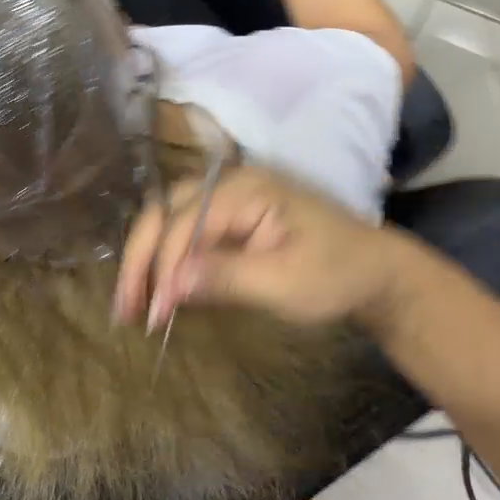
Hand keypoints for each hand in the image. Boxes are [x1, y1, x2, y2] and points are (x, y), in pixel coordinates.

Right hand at [113, 164, 412, 330]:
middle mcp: (228, 184)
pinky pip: (185, 232)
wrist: (375, 272)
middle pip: (165, 212)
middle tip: (124, 307)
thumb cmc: (338, 275)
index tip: (155, 315)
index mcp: (246, 190)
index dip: (165, 266)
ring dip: (146, 257)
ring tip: (131, 302)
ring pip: (168, 219)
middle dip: (141, 258)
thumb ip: (227, 277)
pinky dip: (166, 260)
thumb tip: (171, 284)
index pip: (186, 223)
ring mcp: (227, 199)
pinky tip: (157, 290)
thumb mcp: (287, 283)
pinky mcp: (228, 219)